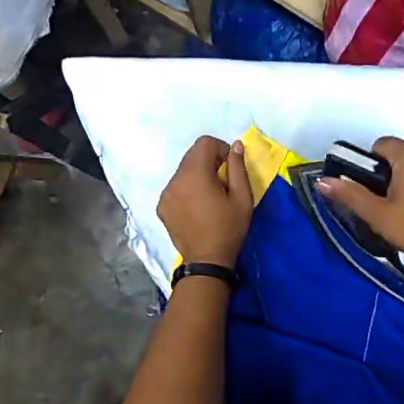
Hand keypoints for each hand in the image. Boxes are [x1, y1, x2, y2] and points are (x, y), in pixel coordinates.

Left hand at [158, 135, 253, 267]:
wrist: (207, 261)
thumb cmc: (229, 228)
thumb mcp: (242, 197)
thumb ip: (238, 167)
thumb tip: (235, 146)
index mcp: (195, 173)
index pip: (204, 143)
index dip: (220, 149)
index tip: (229, 167)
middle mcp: (175, 179)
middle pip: (191, 155)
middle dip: (208, 162)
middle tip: (221, 183)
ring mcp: (165, 193)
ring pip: (182, 171)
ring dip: (197, 176)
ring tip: (209, 198)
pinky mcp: (161, 206)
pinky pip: (175, 187)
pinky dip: (186, 190)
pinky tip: (196, 208)